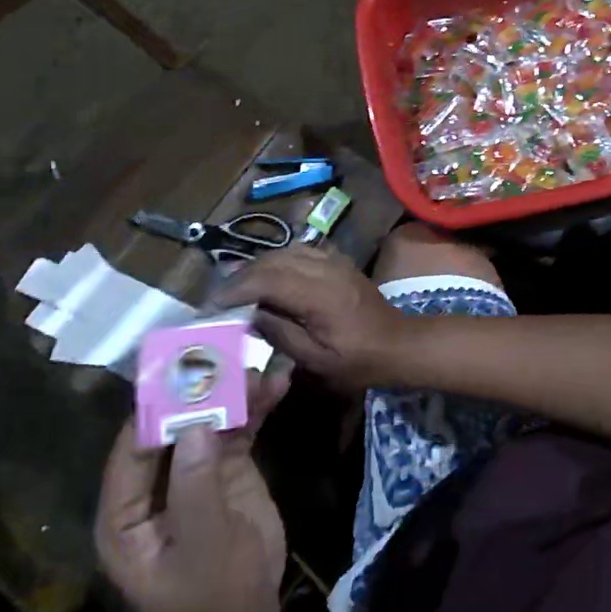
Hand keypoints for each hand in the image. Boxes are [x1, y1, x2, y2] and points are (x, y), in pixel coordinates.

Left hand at [95, 360, 292, 611]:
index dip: (155, 409)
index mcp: (125, 513)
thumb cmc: (214, 596)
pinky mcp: (227, 472)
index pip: (132, 449)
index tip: (182, 368)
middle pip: (173, 427)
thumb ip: (194, 484)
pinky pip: (238, 431)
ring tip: (263, 370)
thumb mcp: (201, 545)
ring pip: (210, 423)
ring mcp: (193, 475)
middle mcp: (154, 485)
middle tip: (228, 356)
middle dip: (202, 393)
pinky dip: (256, 408)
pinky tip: (277, 386)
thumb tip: (194, 423)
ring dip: (235, 395)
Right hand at [212, 247, 411, 389]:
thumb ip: (279, 333)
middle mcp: (325, 269)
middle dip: (242, 276)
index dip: (235, 290)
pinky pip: (302, 251)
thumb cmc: (357, 360)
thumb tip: (248, 314)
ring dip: (259, 267)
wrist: (397, 343)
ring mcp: (334, 261)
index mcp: (318, 294)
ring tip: (239, 288)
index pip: (267, 280)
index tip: (212, 305)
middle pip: (273, 261)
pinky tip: (270, 278)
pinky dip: (280, 261)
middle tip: (219, 298)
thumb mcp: (314, 359)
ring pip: (286, 251)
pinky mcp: (339, 262)